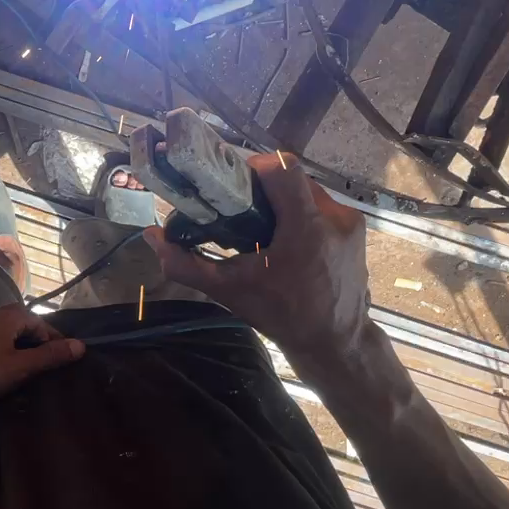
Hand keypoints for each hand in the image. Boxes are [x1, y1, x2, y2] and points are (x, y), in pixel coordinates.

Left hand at [0, 304, 84, 424]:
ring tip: (23, 359)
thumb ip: (49, 356)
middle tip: (43, 355)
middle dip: (33, 335)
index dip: (52, 336)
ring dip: (14, 340)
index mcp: (5, 318)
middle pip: (17, 319)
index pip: (36, 320)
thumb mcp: (20, 367)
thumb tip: (80, 346)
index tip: (62, 353)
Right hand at [146, 153, 369, 353]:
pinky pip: (319, 205)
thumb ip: (186, 265)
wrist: (333, 342)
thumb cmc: (280, 316)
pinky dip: (297, 213)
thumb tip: (153, 237)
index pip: (282, 168)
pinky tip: (282, 238)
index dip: (252, 166)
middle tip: (237, 208)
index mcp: (305, 227)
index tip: (229, 184)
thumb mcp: (228, 291)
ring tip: (258, 225)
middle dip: (261, 187)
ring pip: (306, 189)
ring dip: (280, 200)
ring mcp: (349, 221)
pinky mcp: (355, 228)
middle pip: (290, 177)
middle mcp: (333, 216)